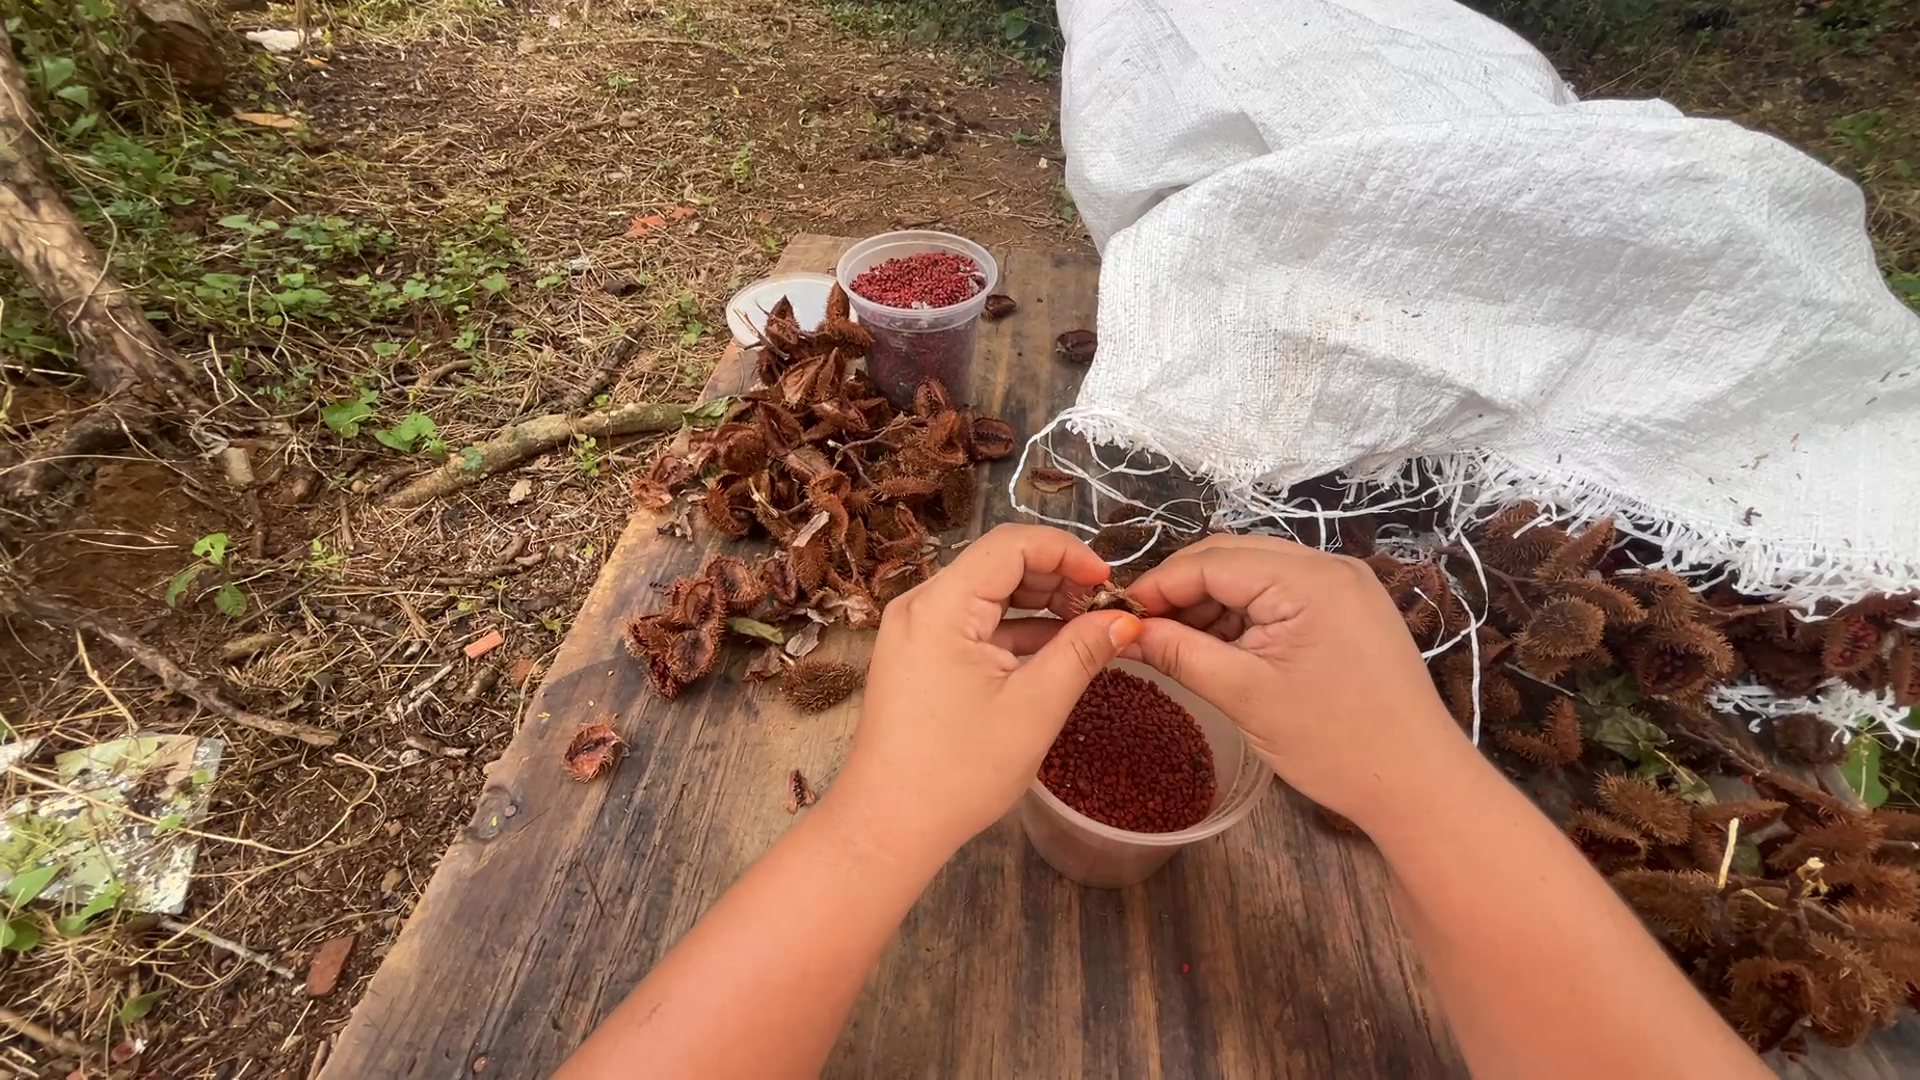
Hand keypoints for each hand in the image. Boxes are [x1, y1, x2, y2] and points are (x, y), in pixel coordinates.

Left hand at [833, 524, 1144, 860]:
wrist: (889, 824)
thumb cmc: (959, 771)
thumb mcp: (1033, 707)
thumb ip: (1082, 652)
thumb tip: (1126, 619)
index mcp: (940, 605)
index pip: (1010, 544)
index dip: (1066, 552)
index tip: (1108, 581)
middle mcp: (920, 604)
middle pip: (998, 564)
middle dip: (1056, 578)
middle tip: (1103, 609)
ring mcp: (915, 628)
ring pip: (988, 593)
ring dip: (1039, 604)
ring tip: (1087, 628)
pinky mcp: (919, 653)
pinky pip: (974, 622)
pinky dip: (1014, 630)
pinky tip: (1055, 647)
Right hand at [1124, 534, 1474, 826]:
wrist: (1420, 788)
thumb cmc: (1333, 742)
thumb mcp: (1243, 694)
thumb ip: (1178, 653)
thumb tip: (1123, 633)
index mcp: (1308, 578)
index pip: (1210, 562)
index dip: (1158, 586)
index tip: (1117, 615)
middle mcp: (1328, 565)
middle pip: (1230, 558)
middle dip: (1180, 590)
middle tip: (1142, 628)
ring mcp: (1341, 586)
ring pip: (1250, 574)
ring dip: (1208, 602)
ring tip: (1175, 642)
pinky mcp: (1345, 609)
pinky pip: (1276, 594)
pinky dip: (1239, 614)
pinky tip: (1216, 645)